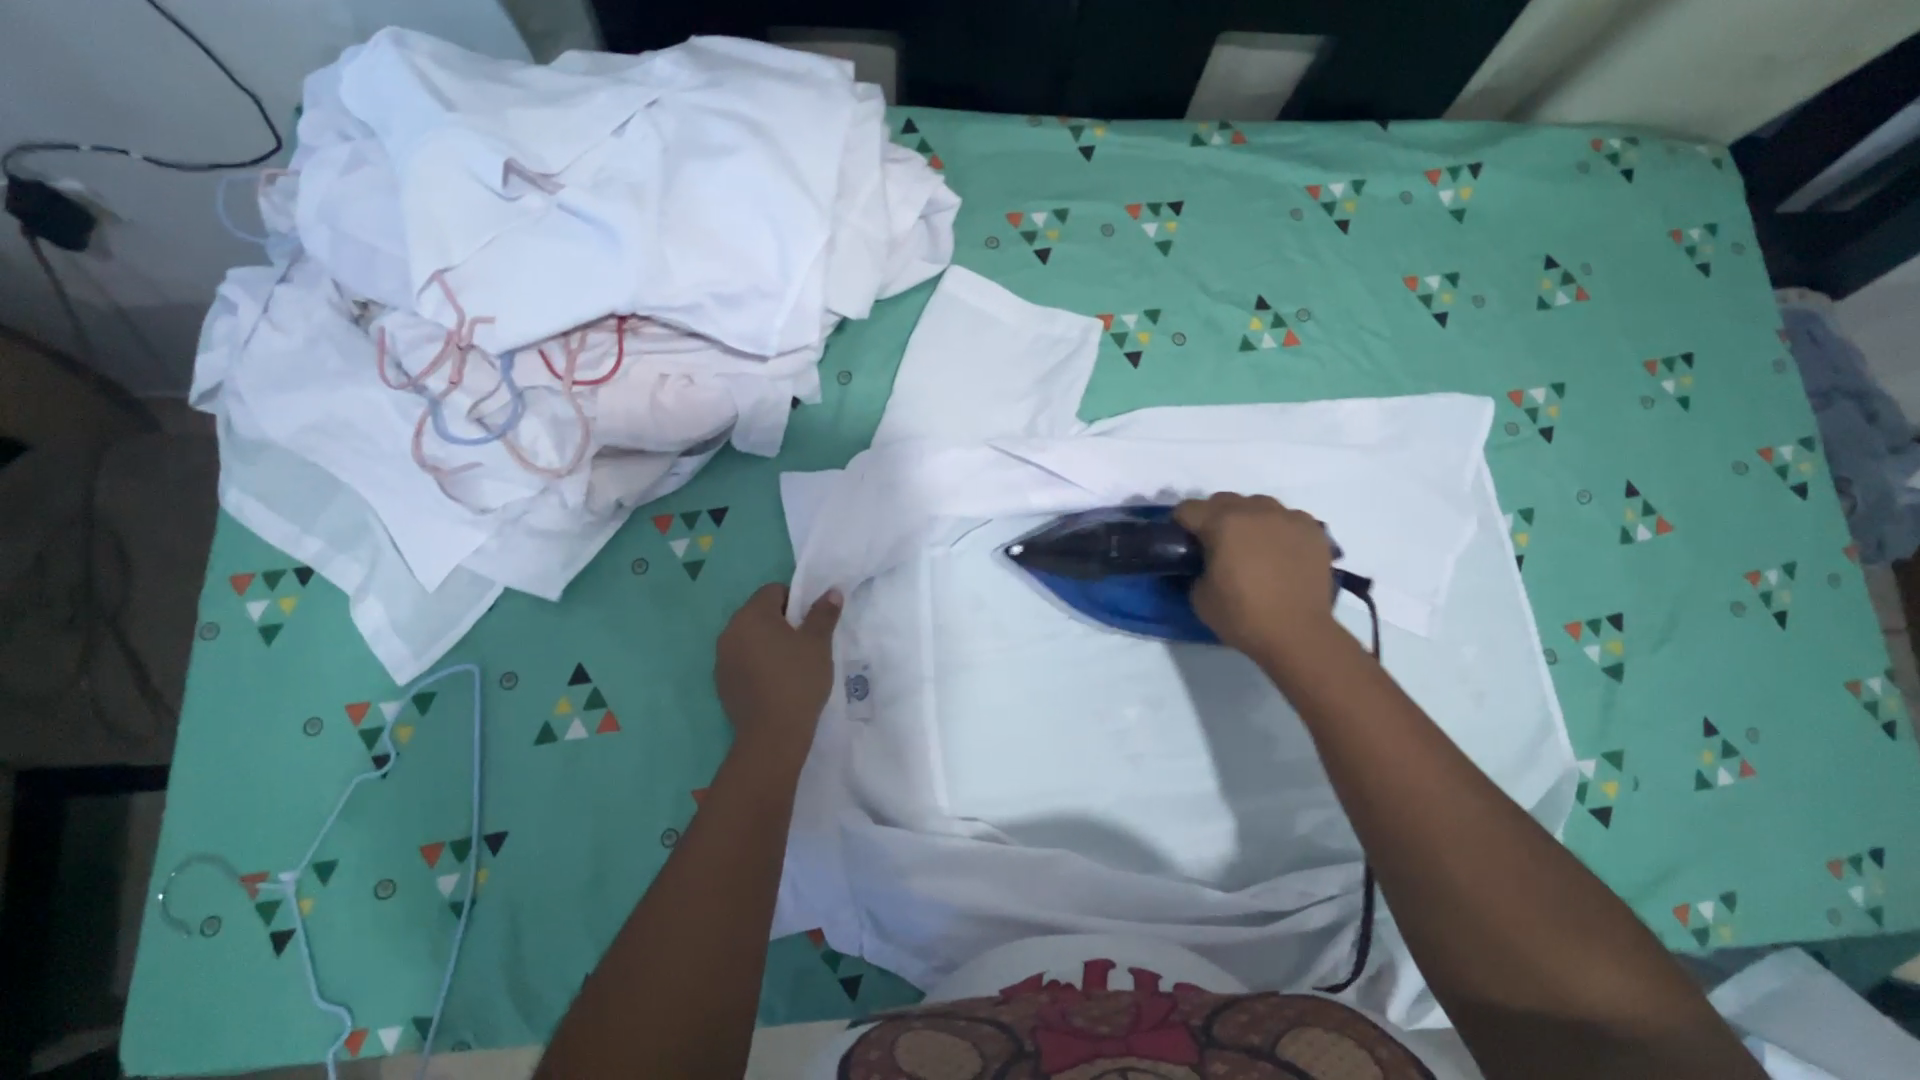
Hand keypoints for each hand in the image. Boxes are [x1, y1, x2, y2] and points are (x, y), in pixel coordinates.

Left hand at [714, 583, 841, 764]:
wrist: (772, 733)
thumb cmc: (798, 680)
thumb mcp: (818, 644)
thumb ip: (823, 614)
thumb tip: (831, 592)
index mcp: (751, 615)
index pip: (773, 590)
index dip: (795, 601)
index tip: (810, 624)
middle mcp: (730, 631)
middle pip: (758, 613)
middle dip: (780, 622)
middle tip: (803, 644)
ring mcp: (722, 658)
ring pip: (748, 638)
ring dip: (766, 643)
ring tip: (789, 665)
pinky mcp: (721, 682)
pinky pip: (741, 660)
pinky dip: (756, 663)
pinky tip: (773, 683)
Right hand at [1175, 493, 1335, 655]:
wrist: (1298, 634)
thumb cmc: (1243, 616)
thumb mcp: (1200, 596)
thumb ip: (1196, 569)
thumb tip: (1204, 564)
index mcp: (1222, 523)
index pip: (1188, 509)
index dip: (1181, 525)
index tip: (1184, 543)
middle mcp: (1255, 510)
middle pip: (1223, 500)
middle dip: (1214, 518)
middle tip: (1217, 546)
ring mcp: (1288, 517)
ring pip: (1258, 505)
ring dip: (1248, 519)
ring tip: (1253, 547)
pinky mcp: (1313, 529)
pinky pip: (1288, 518)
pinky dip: (1279, 529)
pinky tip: (1281, 553)